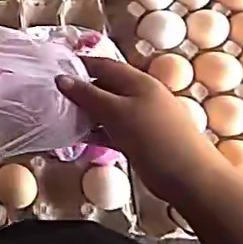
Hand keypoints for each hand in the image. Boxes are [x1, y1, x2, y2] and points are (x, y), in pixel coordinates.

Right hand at [57, 57, 229, 201]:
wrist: (190, 178)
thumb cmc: (155, 138)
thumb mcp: (118, 113)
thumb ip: (89, 96)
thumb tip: (62, 78)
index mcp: (138, 81)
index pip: (104, 65)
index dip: (80, 64)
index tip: (54, 68)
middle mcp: (140, 96)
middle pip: (105, 87)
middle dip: (80, 90)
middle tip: (52, 96)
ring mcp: (141, 119)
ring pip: (107, 110)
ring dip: (86, 113)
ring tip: (59, 116)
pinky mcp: (139, 140)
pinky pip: (112, 130)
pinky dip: (95, 132)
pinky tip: (78, 137)